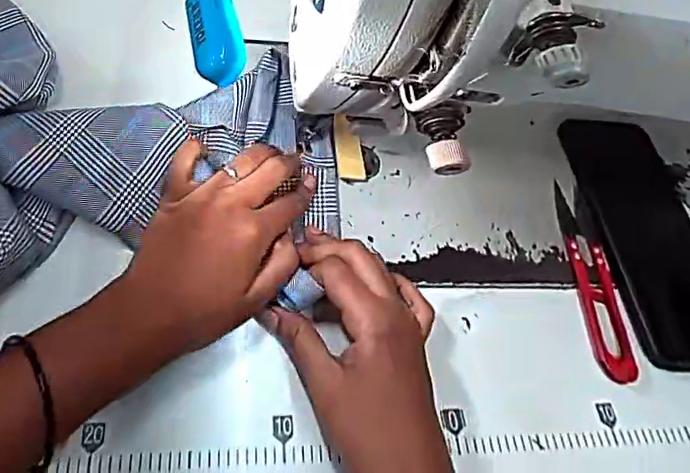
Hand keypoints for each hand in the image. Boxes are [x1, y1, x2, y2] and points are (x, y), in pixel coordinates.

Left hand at [107, 140, 313, 356]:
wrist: (152, 308)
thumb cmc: (203, 311)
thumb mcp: (255, 300)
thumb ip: (282, 265)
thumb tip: (290, 237)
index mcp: (253, 231)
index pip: (289, 203)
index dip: (305, 191)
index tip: (311, 182)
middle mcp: (230, 203)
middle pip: (269, 169)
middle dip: (288, 162)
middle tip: (295, 160)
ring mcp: (201, 193)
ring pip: (238, 159)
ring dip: (258, 153)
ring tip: (268, 153)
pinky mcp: (175, 192)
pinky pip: (186, 158)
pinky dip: (197, 149)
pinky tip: (207, 148)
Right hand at [260, 229, 448, 472]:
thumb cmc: (378, 442)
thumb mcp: (325, 385)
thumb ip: (298, 338)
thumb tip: (277, 310)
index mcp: (378, 320)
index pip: (335, 268)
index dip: (305, 262)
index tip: (285, 267)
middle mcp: (398, 316)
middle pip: (359, 257)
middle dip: (325, 248)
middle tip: (298, 252)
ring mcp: (409, 327)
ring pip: (379, 270)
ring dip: (348, 259)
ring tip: (320, 258)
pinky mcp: (412, 341)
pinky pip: (404, 295)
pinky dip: (383, 280)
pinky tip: (367, 283)